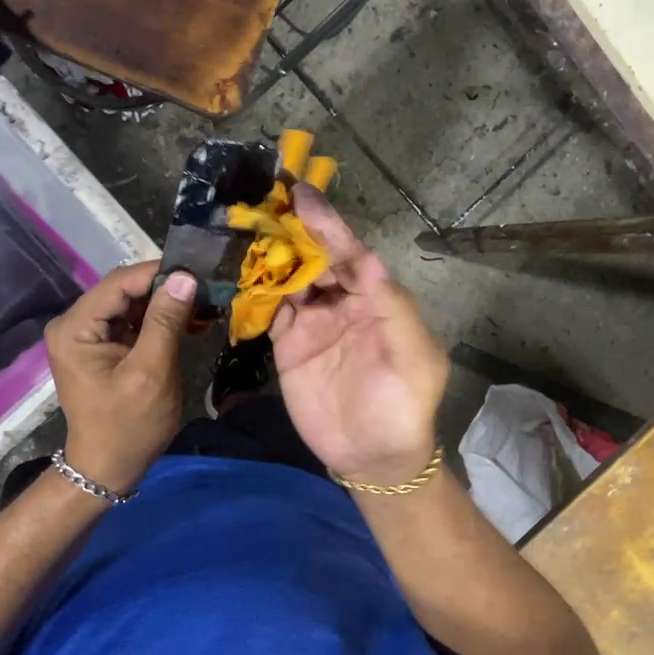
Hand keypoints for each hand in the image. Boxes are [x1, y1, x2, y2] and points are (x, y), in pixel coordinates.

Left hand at [44, 261, 197, 494]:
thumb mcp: (151, 373)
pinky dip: (158, 321)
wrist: (107, 468)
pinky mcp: (99, 346)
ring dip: (166, 305)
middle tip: (207, 291)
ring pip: (131, 304)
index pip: (120, 282)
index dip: (160, 273)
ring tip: (204, 305)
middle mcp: (73, 323)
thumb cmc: (128, 426)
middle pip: (124, 290)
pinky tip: (188, 322)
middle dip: (165, 289)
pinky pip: (131, 322)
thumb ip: (165, 322)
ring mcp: (85, 335)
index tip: (200, 274)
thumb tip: (184, 277)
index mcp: (75, 327)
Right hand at [272, 186, 448, 484]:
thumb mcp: (413, 359)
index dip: (328, 225)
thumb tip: (367, 258)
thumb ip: (394, 309)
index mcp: (377, 300)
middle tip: (263, 202)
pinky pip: (270, 310)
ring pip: (289, 279)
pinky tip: (240, 273)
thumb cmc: (402, 407)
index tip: (302, 196)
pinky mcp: (288, 347)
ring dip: (270, 256)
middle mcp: (343, 304)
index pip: (350, 254)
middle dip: (293, 231)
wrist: (372, 458)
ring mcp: (313, 324)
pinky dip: (256, 292)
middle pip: (316, 259)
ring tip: (244, 229)